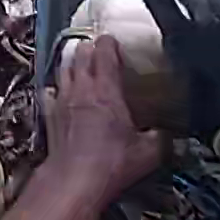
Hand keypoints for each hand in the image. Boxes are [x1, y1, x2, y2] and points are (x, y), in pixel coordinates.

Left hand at [42, 35, 161, 205]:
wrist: (74, 178)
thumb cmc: (111, 162)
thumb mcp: (147, 153)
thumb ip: (160, 140)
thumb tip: (169, 136)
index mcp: (106, 89)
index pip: (104, 52)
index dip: (109, 43)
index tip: (114, 41)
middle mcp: (81, 87)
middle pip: (81, 54)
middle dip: (90, 48)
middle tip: (99, 50)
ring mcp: (62, 97)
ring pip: (64, 67)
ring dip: (73, 62)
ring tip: (81, 63)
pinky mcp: (50, 111)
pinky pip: (51, 90)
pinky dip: (58, 86)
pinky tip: (62, 91)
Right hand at [135, 0, 219, 147]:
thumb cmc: (202, 112)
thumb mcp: (169, 98)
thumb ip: (155, 83)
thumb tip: (136, 86)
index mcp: (181, 38)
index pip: (161, 4)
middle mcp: (204, 31)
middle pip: (193, 0)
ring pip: (212, 12)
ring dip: (201, 6)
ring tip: (194, 8)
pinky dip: (216, 27)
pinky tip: (216, 35)